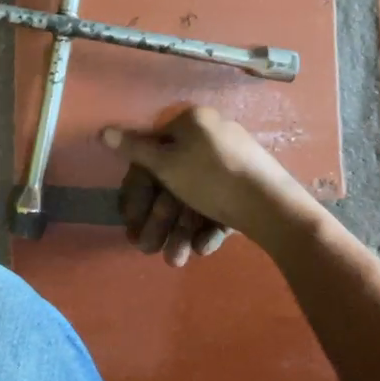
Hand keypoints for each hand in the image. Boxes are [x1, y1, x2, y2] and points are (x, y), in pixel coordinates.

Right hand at [103, 107, 318, 263]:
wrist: (276, 209)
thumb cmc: (211, 180)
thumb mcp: (165, 165)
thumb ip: (134, 149)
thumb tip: (103, 130)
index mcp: (193, 122)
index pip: (155, 150)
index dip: (139, 188)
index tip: (131, 217)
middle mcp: (215, 134)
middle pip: (176, 179)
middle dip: (163, 218)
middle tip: (152, 245)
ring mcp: (237, 160)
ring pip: (198, 195)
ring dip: (184, 229)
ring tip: (178, 258)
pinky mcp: (253, 184)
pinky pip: (222, 202)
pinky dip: (209, 224)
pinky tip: (202, 248)